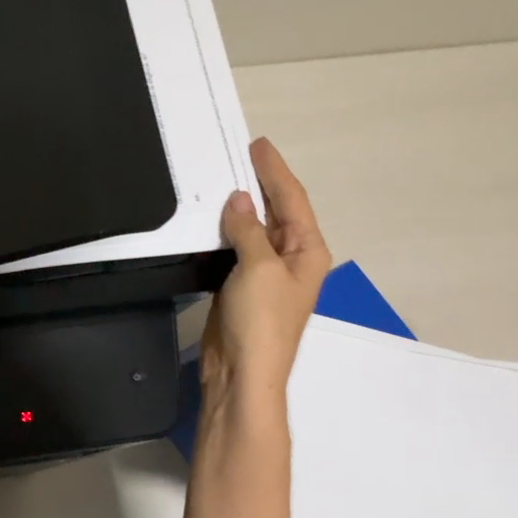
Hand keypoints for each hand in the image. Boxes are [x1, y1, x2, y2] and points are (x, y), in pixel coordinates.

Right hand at [203, 138, 331, 395]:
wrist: (243, 372)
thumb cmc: (261, 321)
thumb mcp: (258, 268)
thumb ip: (248, 231)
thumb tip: (239, 201)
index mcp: (307, 251)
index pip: (292, 200)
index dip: (275, 171)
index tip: (258, 145)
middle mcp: (291, 259)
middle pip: (277, 213)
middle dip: (261, 185)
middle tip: (238, 156)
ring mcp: (265, 276)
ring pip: (254, 231)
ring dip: (240, 208)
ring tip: (220, 182)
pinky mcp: (240, 289)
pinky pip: (234, 250)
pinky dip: (224, 233)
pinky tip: (210, 222)